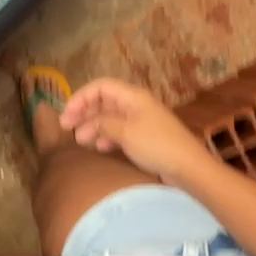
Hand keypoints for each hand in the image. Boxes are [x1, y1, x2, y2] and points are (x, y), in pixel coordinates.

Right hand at [60, 78, 215, 184]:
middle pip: (103, 101)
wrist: (188, 168)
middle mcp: (135, 105)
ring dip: (93, 126)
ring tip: (81, 140)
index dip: (81, 97)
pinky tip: (99, 148)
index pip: (100, 87)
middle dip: (84, 112)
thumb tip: (89, 121)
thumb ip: (103, 122)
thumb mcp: (125, 132)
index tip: (67, 114)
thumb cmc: (156, 145)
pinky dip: (106, 137)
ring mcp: (140, 122)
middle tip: (67, 128)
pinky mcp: (144, 138)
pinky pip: (119, 131)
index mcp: (132, 96)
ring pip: (110, 117)